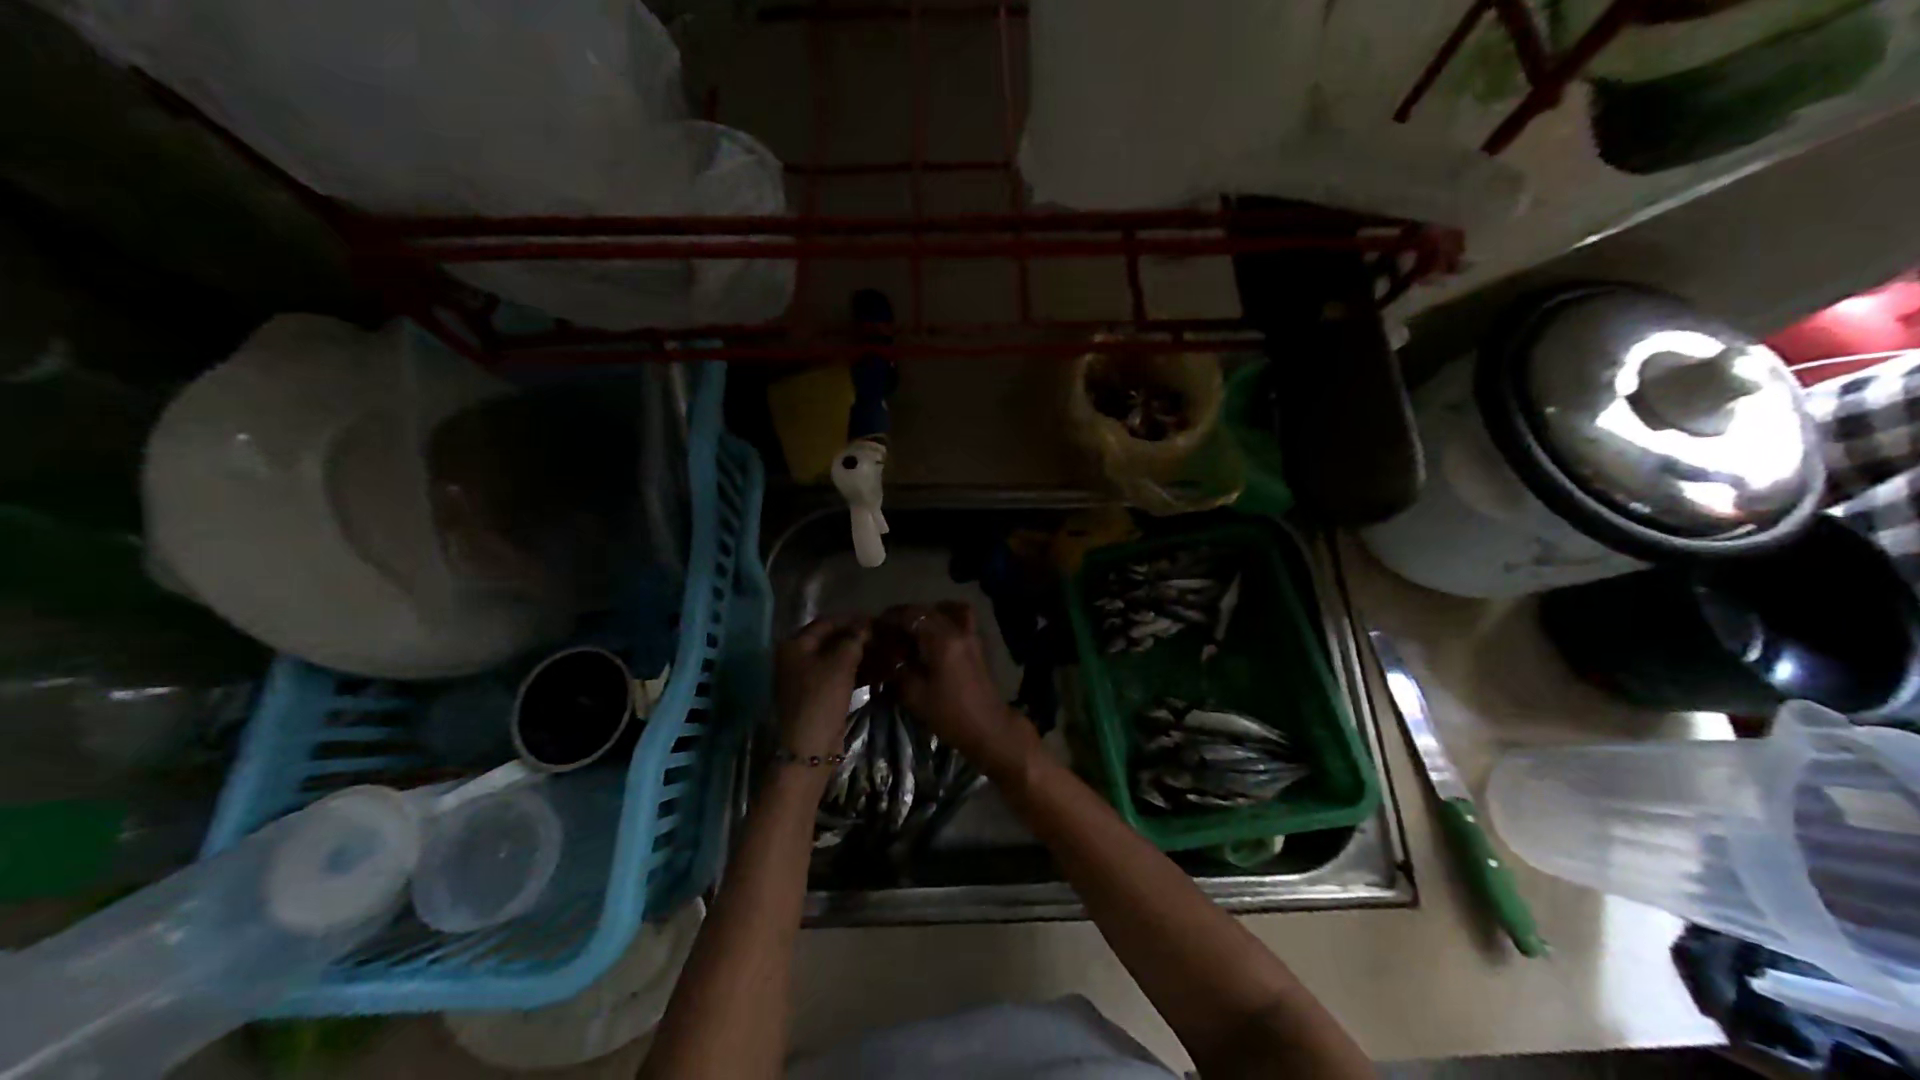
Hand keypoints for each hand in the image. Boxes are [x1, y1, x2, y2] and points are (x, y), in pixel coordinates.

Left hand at [774, 616, 870, 762]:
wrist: (810, 746)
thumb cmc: (821, 698)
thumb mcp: (840, 663)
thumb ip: (854, 639)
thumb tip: (865, 627)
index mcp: (794, 645)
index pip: (826, 622)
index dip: (852, 619)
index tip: (876, 620)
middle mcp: (796, 658)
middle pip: (831, 640)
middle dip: (856, 638)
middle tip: (882, 636)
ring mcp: (806, 679)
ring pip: (836, 659)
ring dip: (859, 655)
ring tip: (884, 652)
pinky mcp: (818, 696)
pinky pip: (838, 676)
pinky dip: (855, 671)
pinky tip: (876, 671)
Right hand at [883, 602, 1039, 777]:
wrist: (988, 728)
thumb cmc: (949, 714)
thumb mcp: (914, 693)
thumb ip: (896, 666)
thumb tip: (882, 649)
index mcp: (942, 640)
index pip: (911, 615)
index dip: (890, 617)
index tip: (875, 626)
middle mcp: (958, 629)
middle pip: (927, 610)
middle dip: (904, 616)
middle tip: (887, 631)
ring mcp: (970, 634)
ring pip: (945, 610)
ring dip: (926, 615)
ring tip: (912, 630)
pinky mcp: (976, 644)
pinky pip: (960, 618)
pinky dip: (945, 618)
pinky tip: (933, 634)